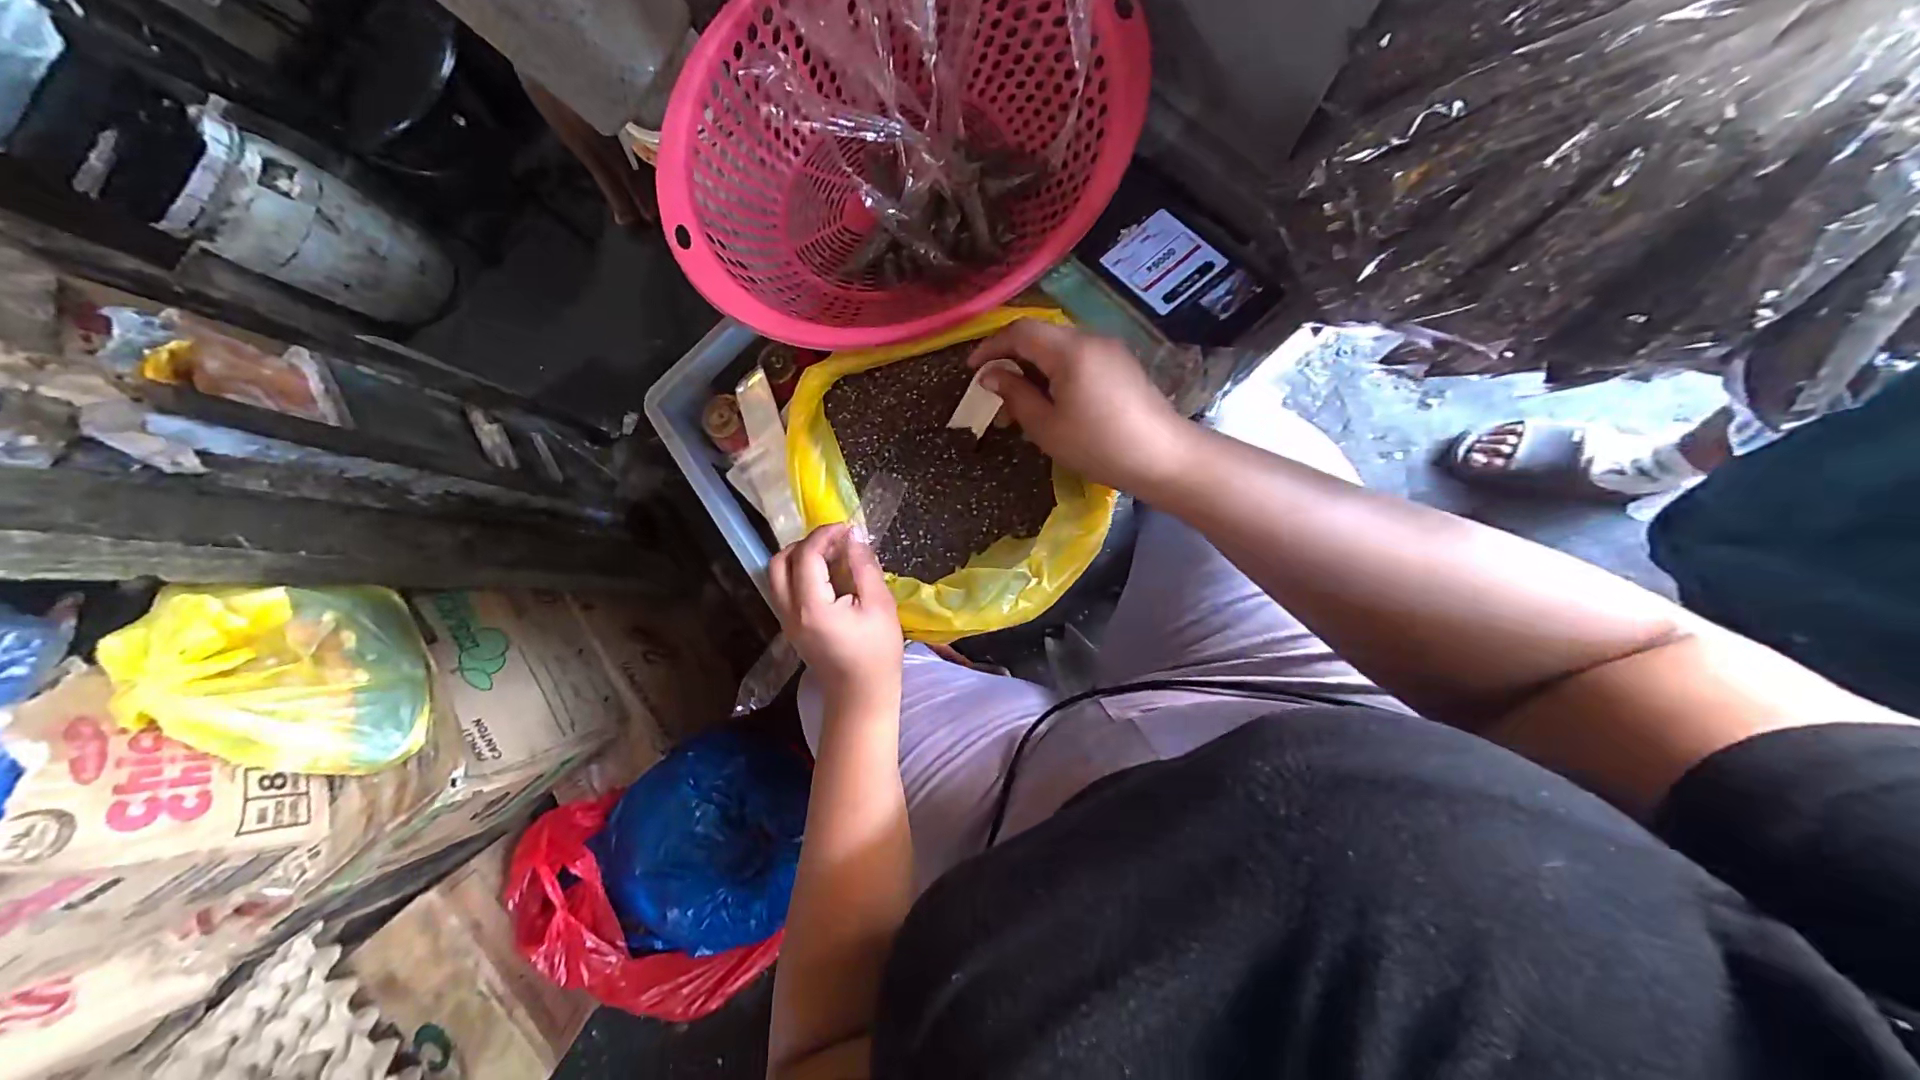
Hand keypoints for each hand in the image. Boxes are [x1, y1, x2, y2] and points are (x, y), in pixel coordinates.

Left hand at [769, 523, 902, 711]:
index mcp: (811, 606)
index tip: (849, 528)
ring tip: (832, 556)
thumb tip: (854, 537)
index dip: (825, 535)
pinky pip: (784, 589)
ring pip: (777, 575)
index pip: (806, 555)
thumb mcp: (879, 605)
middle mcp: (789, 611)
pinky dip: (800, 573)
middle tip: (836, 541)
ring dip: (800, 557)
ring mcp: (785, 621)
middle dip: (806, 543)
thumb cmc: (877, 654)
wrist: (861, 697)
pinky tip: (828, 576)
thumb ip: (864, 567)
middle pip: (779, 562)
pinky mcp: (790, 627)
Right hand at [967, 319, 1193, 494]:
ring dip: (1034, 371)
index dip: (991, 346)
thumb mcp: (1046, 426)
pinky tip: (1052, 404)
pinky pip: (1079, 359)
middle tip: (996, 395)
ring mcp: (1109, 350)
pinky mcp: (1121, 365)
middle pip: (1040, 337)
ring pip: (1059, 349)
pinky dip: (1056, 375)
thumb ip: (1015, 395)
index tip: (972, 370)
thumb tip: (991, 375)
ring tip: (1022, 407)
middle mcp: (1090, 339)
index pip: (1019, 331)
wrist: (1163, 457)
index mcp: (1069, 349)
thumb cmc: (1098, 445)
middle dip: (1012, 361)